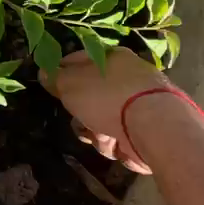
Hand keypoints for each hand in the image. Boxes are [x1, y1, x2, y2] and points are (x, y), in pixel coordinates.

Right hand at [41, 47, 184, 174]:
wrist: (158, 129)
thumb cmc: (109, 98)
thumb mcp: (70, 84)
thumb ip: (54, 78)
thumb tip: (45, 72)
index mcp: (113, 58)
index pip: (78, 61)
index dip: (62, 75)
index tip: (54, 91)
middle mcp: (131, 77)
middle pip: (92, 97)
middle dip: (82, 115)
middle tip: (81, 122)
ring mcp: (144, 104)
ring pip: (105, 120)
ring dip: (99, 134)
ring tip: (104, 139)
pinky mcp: (154, 129)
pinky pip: (124, 136)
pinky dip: (118, 145)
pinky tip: (120, 147)